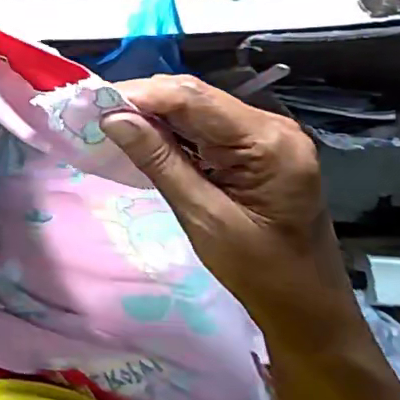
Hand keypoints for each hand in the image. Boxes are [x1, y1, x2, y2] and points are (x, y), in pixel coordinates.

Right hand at [99, 75, 354, 339]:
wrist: (305, 305)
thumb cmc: (259, 269)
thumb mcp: (203, 216)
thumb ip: (159, 162)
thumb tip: (113, 119)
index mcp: (267, 141)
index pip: (193, 99)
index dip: (140, 95)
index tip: (94, 104)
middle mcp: (270, 125)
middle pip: (193, 95)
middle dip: (142, 100)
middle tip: (94, 114)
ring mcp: (264, 133)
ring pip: (194, 106)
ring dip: (151, 112)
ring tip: (109, 122)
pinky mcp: (253, 146)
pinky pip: (203, 124)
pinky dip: (168, 127)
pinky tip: (141, 135)